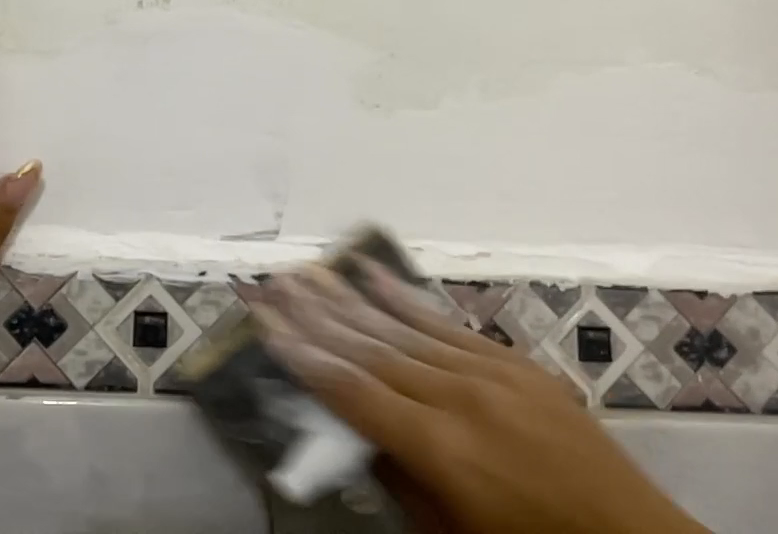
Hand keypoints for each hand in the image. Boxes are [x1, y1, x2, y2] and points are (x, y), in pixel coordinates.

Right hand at [253, 264, 707, 533]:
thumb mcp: (450, 533)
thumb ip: (396, 475)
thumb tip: (349, 426)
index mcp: (439, 448)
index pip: (352, 391)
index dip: (304, 357)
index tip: (265, 325)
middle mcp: (458, 397)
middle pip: (369, 347)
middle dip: (314, 313)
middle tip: (273, 281)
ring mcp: (488, 372)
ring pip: (400, 326)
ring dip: (346, 296)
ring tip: (306, 270)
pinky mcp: (512, 362)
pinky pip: (444, 322)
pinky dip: (402, 296)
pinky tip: (372, 272)